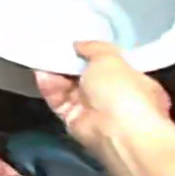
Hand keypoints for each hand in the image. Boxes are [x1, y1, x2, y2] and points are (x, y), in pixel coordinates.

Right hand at [34, 41, 174, 158]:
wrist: (116, 131)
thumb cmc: (124, 91)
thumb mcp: (111, 59)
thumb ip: (95, 48)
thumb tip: (79, 45)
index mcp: (135, 82)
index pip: (112, 66)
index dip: (94, 55)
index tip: (76, 45)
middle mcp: (114, 97)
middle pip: (86, 76)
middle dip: (70, 63)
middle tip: (53, 47)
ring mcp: (92, 109)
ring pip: (68, 87)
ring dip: (55, 73)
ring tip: (41, 57)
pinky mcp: (72, 118)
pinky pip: (57, 99)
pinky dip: (48, 86)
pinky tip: (40, 73)